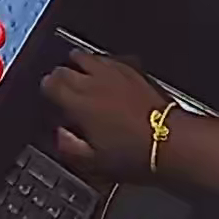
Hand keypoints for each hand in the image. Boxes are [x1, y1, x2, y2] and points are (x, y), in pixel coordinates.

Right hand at [42, 52, 218, 190]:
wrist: (170, 142)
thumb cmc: (133, 154)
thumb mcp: (93, 162)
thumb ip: (69, 146)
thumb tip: (61, 134)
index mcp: (78, 102)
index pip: (50, 83)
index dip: (47, 89)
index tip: (49, 96)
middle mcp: (92, 81)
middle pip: (65, 67)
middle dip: (60, 76)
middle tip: (62, 87)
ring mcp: (113, 72)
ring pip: (86, 56)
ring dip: (79, 64)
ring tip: (81, 74)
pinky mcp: (132, 69)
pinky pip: (109, 58)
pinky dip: (102, 64)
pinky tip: (106, 74)